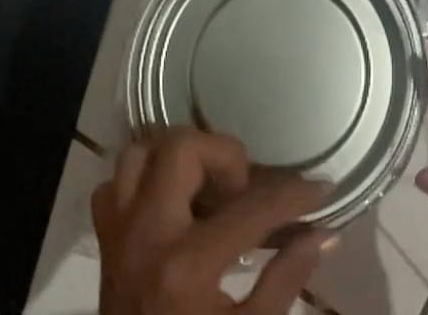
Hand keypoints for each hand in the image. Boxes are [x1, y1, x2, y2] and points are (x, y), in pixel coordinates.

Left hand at [93, 127, 331, 314]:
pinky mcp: (104, 239)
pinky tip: (171, 204)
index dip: (296, 194)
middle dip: (224, 156)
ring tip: (207, 188)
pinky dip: (143, 180)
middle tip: (243, 191)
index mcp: (187, 265)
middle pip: (182, 148)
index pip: (252, 207)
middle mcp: (146, 234)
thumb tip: (323, 233)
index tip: (321, 188)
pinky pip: (116, 183)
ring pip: (141, 153)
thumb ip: (286, 279)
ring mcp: (118, 232)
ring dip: (178, 160)